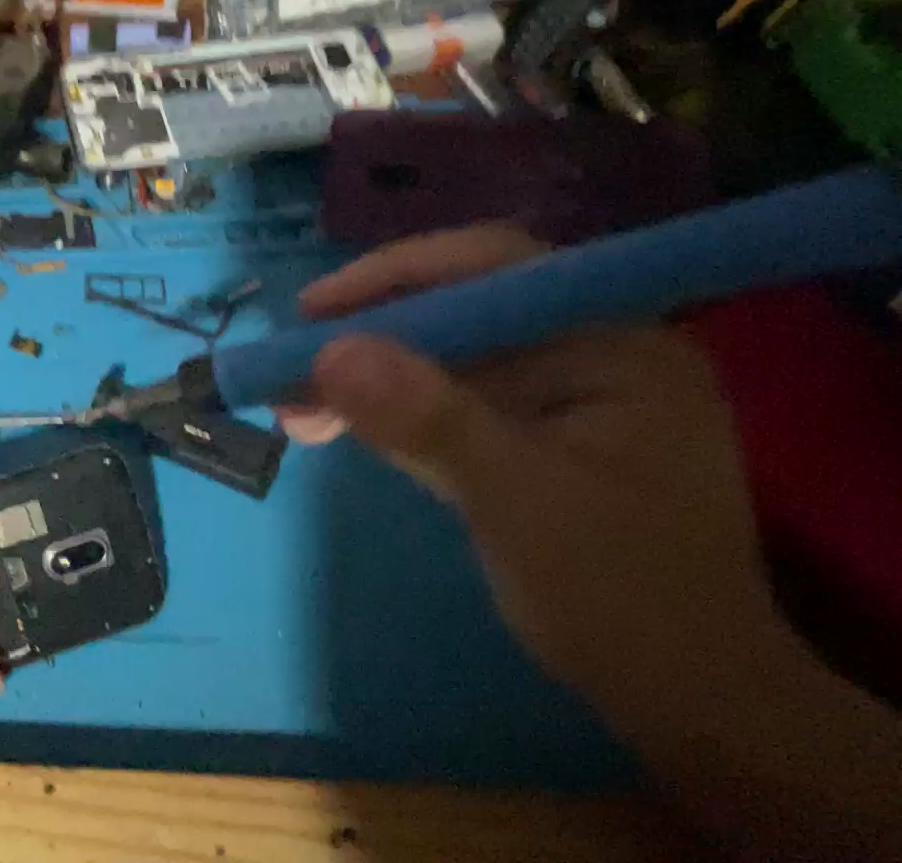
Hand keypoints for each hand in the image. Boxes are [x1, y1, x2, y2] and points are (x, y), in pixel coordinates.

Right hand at [283, 225, 777, 703]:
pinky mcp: (516, 434)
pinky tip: (325, 426)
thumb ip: (430, 421)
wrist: (677, 694)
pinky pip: (432, 402)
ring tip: (288, 409)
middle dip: (362, 337)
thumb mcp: (521, 501)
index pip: (493, 268)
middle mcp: (580, 351)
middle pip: (450, 312)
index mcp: (611, 343)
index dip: (395, 275)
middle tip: (283, 369)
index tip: (313, 311)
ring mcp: (546, 395)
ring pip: (429, 359)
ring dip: (355, 378)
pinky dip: (375, 411)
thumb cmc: (621, 593)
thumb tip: (329, 353)